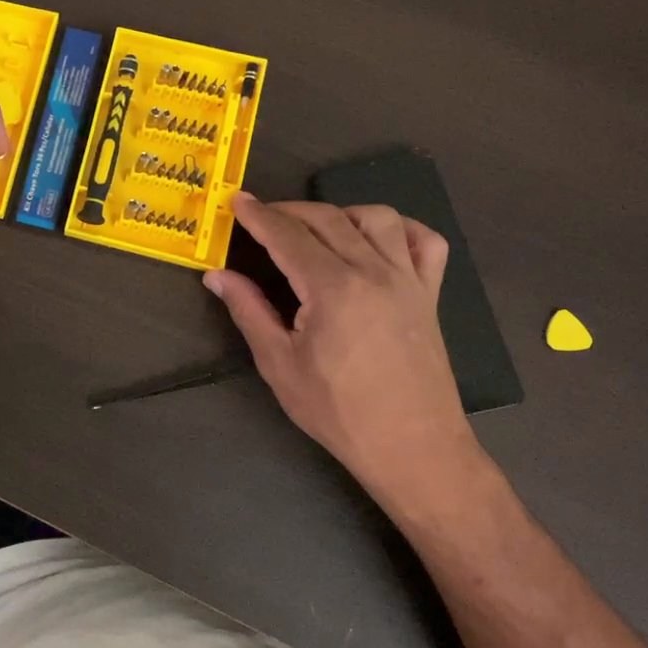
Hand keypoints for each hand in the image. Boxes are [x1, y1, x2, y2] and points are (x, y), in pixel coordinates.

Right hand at [203, 194, 482, 501]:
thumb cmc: (338, 412)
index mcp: (333, 288)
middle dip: (288, 211)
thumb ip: (249, 311)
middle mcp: (374, 271)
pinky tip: (376, 239)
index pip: (287, 236)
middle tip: (261, 217)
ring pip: (376, 217)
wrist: (413, 447)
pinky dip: (399, 228)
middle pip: (327, 219)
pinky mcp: (430, 294)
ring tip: (315, 229)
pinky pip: (424, 241)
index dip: (258, 216)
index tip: (236, 200)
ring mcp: (408, 280)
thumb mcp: (279, 365)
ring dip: (340, 212)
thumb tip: (217, 275)